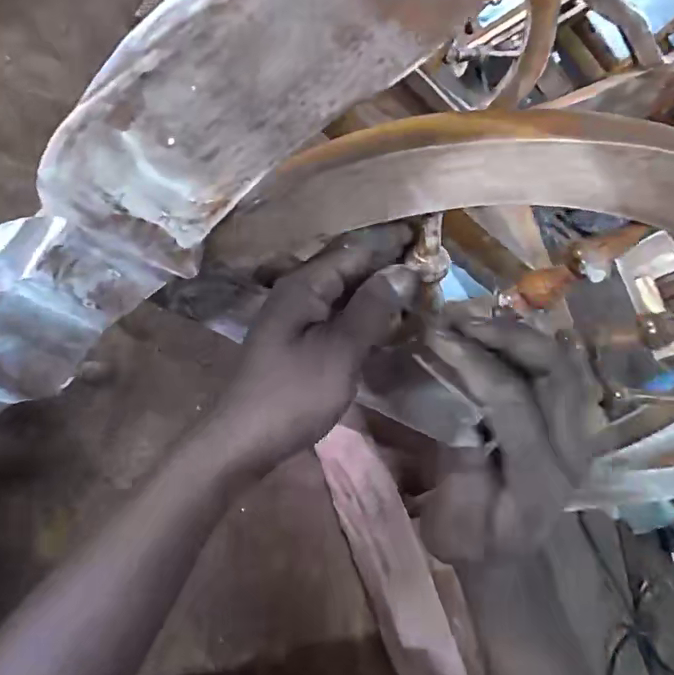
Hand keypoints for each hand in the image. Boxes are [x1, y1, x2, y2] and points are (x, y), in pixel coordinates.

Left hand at [204, 225, 418, 471]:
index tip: (425, 236)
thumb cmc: (294, 393)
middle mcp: (296, 291)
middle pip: (346, 268)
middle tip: (428, 264)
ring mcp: (293, 316)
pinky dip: (360, 313)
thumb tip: (402, 271)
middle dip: (384, 264)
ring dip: (374, 290)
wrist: (245, 438)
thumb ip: (371, 308)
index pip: (353, 251)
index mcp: (303, 285)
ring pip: (341, 292)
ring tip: (414, 288)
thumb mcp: (340, 350)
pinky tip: (383, 321)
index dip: (389, 244)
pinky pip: (334, 314)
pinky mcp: (296, 339)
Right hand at [417, 310, 598, 566]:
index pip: (513, 402)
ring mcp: (578, 432)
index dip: (474, 362)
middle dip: (505, 334)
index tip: (435, 335)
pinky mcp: (571, 421)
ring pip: (561, 362)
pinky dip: (525, 342)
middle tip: (457, 318)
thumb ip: (459, 467)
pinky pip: (557, 367)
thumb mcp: (451, 522)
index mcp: (539, 478)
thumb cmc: (470, 541)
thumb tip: (460, 408)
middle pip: (554, 371)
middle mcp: (571, 450)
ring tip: (470, 319)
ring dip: (516, 332)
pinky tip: (491, 331)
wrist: (507, 558)